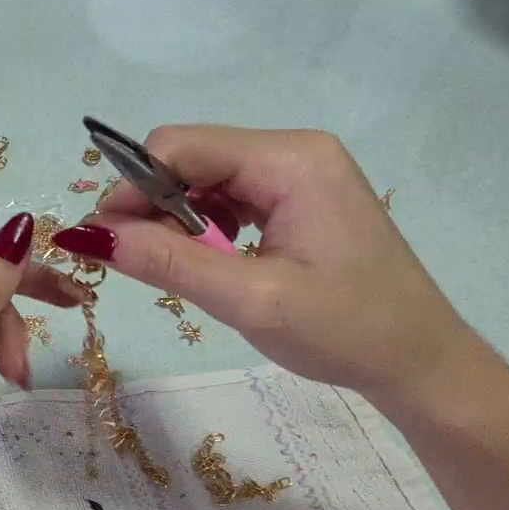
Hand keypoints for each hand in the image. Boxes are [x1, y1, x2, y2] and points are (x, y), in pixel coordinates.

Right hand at [50, 125, 483, 401]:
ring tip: (177, 266)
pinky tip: (207, 258)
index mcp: (290, 160)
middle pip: (188, 157)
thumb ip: (167, 262)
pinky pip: (223, 195)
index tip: (105, 238)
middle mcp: (292, 150)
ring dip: (172, 218)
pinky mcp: (294, 195)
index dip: (132, 186)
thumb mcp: (249, 300)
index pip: (180, 146)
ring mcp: (296, 171)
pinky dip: (199, 225)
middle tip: (137, 260)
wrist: (421, 363)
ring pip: (199, 177)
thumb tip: (87, 234)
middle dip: (150, 205)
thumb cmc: (345, 332)